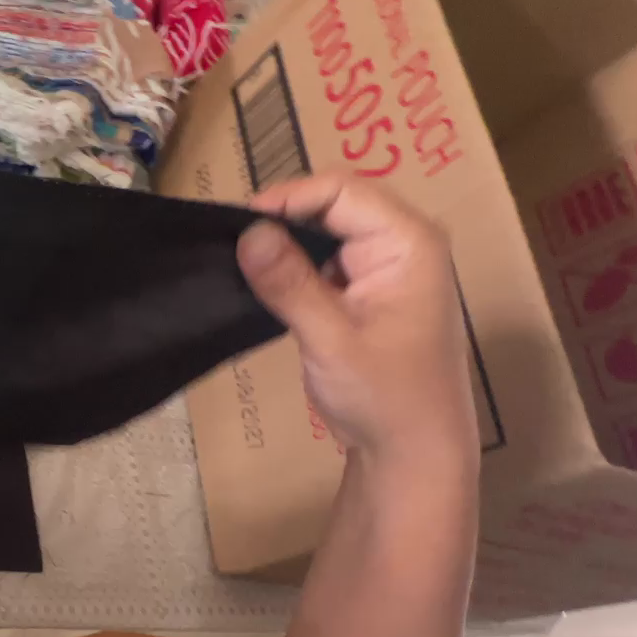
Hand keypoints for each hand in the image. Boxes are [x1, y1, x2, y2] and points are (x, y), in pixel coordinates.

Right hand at [236, 175, 477, 470]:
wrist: (409, 445)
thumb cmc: (381, 393)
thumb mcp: (329, 338)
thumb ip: (290, 283)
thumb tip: (247, 233)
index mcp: (406, 243)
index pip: (341, 191)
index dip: (285, 198)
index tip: (232, 224)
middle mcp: (401, 244)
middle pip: (335, 204)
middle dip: (282, 216)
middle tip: (227, 241)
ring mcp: (384, 269)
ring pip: (327, 232)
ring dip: (284, 242)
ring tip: (237, 259)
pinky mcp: (365, 294)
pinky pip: (324, 262)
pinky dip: (291, 267)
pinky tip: (261, 283)